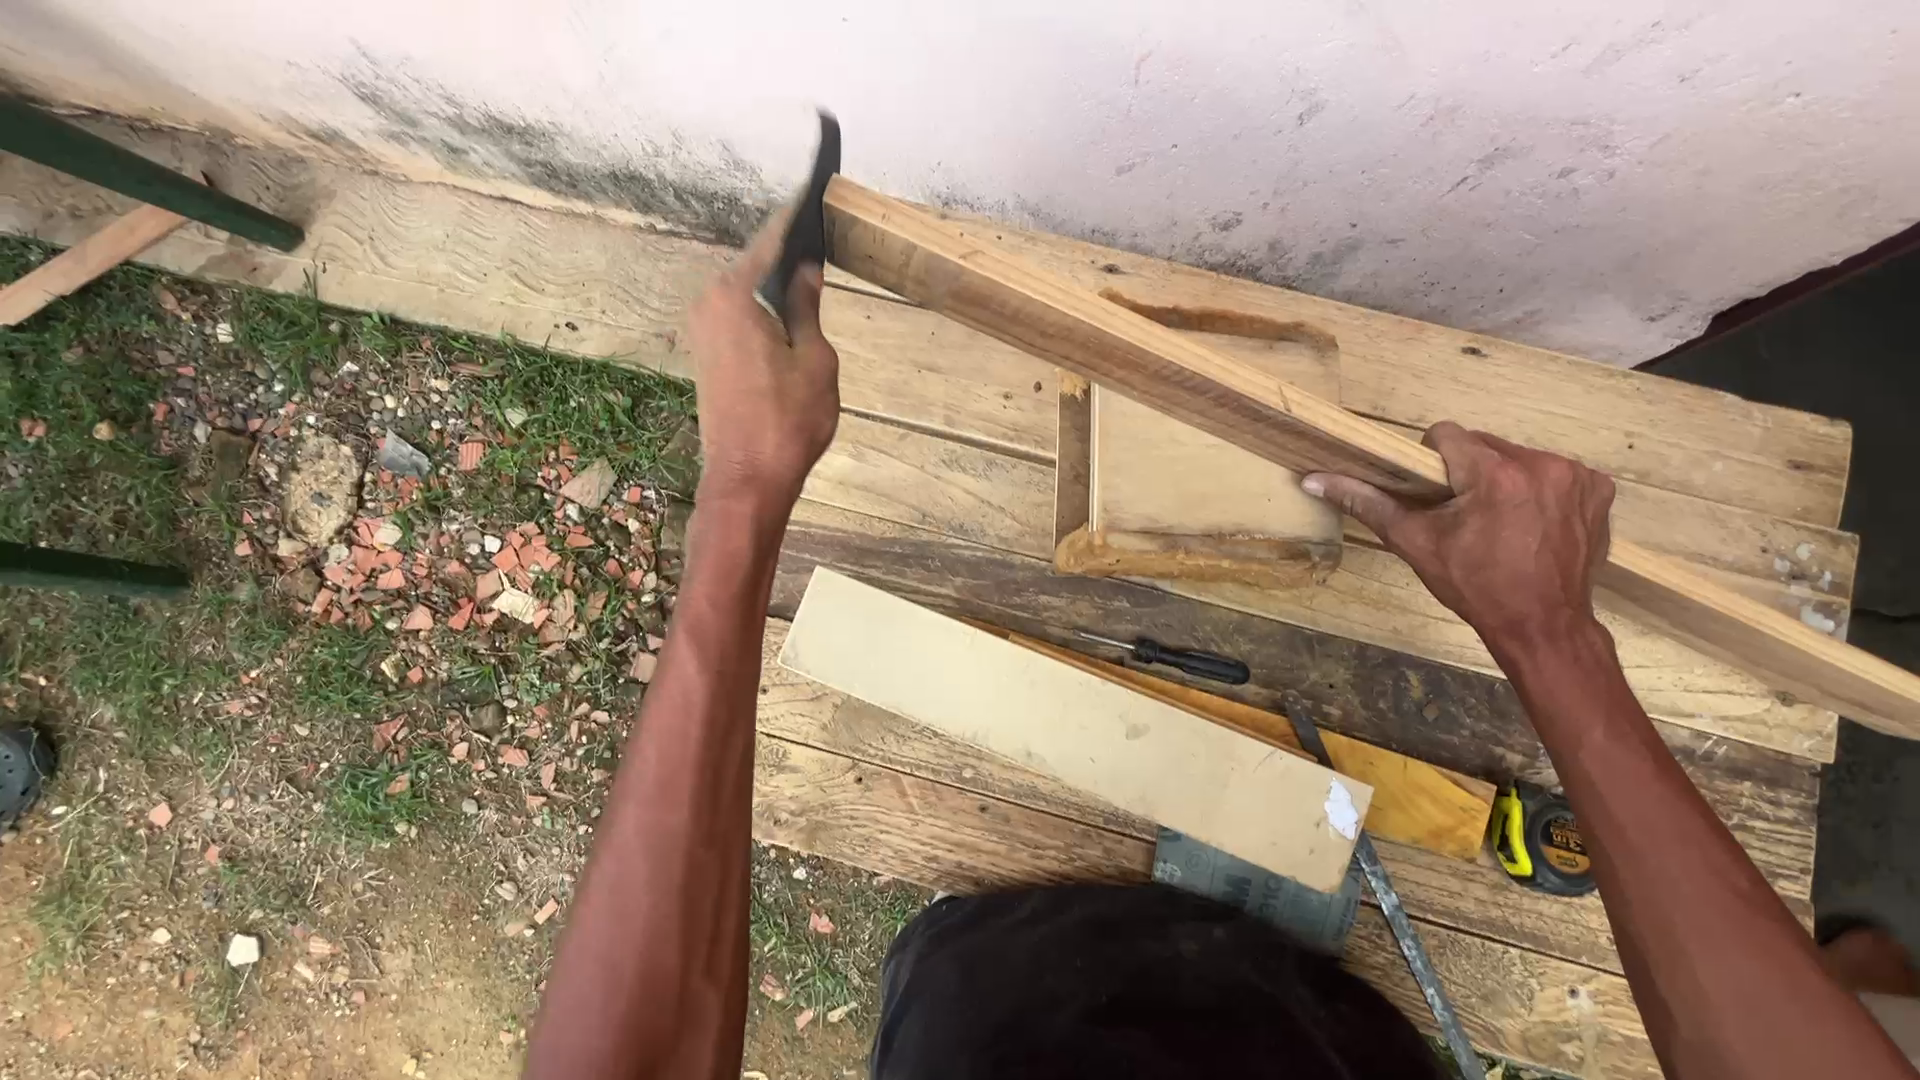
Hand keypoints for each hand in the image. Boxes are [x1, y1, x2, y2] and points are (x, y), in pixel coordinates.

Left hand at [686, 204, 840, 515]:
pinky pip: (738, 316)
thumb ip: (808, 306)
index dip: (797, 219)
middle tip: (822, 244)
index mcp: (735, 293)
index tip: (815, 193)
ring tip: (813, 279)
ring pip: (746, 293)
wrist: (748, 479)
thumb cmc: (788, 420)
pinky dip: (762, 310)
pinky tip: (789, 316)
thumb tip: (807, 268)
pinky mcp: (704, 354)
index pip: (771, 240)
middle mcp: (708, 302)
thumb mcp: (816, 358)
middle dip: (787, 256)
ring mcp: (701, 329)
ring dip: (775, 286)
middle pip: (755, 265)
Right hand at [1302, 422, 1615, 653]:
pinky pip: (1554, 472)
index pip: (1445, 434)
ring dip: (1500, 479)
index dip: (1427, 458)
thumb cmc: (1473, 586)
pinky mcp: (1599, 490)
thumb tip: (1314, 479)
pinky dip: (1537, 490)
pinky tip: (1529, 522)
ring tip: (1494, 520)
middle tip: (1459, 512)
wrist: (1542, 624)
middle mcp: (1542, 464)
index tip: (1428, 491)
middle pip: (1483, 445)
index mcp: (1494, 474)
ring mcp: (1577, 476)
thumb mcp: (1414, 543)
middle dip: (1466, 470)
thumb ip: (1366, 503)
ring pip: (1517, 457)